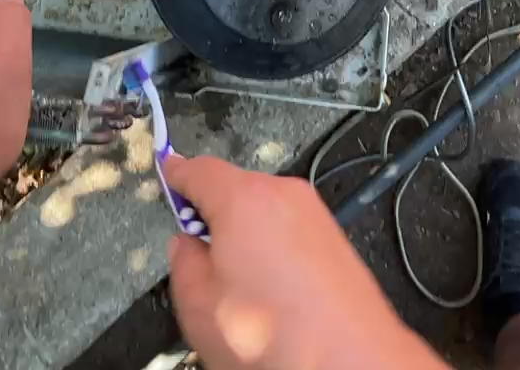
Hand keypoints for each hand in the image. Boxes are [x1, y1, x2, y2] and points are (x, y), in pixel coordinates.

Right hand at [163, 154, 447, 369]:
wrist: (350, 360)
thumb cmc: (279, 338)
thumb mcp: (200, 306)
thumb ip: (183, 261)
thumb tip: (187, 245)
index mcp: (243, 199)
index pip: (199, 169)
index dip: (178, 174)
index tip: (170, 172)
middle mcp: (281, 192)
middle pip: (233, 187)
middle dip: (213, 213)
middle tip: (200, 254)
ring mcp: (311, 211)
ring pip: (262, 209)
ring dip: (245, 232)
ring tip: (242, 287)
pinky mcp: (331, 233)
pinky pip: (287, 226)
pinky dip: (273, 245)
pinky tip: (272, 291)